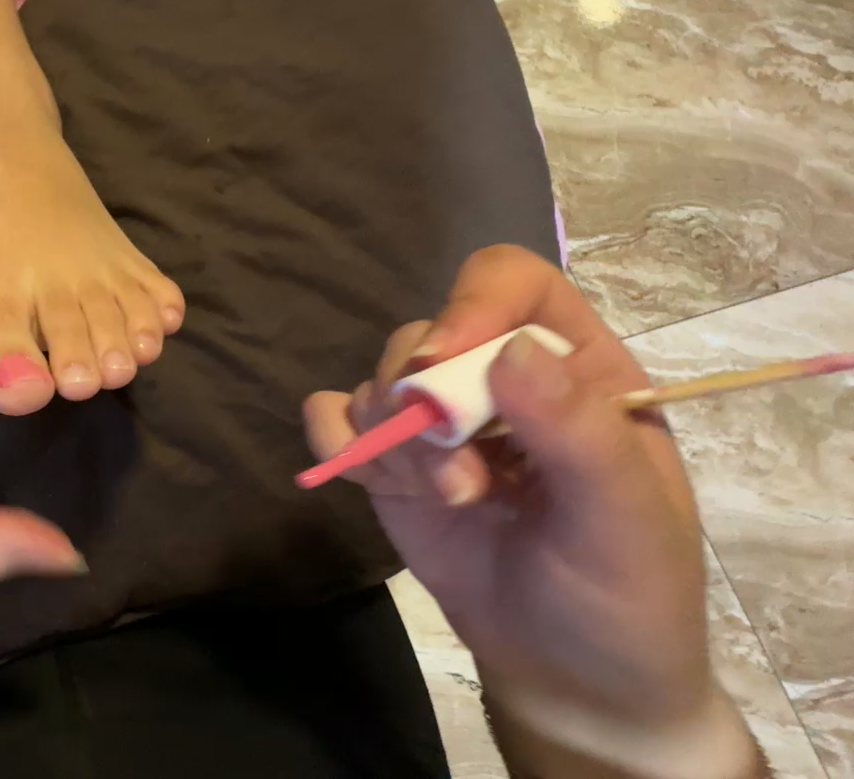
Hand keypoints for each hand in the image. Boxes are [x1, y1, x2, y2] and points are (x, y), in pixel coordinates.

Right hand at [303, 246, 755, 776]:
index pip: (515, 287)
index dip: (473, 304)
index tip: (442, 361)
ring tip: (441, 499)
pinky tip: (373, 484)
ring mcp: (433, 417)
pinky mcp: (382, 452)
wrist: (559, 665)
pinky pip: (326, 412)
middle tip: (455, 476)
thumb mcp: (626, 522)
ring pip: (375, 379)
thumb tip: (510, 352)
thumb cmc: (620, 594)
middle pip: (424, 336)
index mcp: (576, 370)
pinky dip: (335, 442)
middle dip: (423, 405)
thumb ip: (577, 435)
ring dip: (392, 441)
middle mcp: (495, 379)